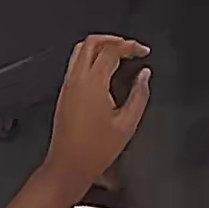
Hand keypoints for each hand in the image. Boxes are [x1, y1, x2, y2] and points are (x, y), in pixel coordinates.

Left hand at [43, 36, 150, 192]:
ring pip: (80, 50)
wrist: (67, 167)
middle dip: (114, 39)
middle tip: (131, 47)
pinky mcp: (64, 92)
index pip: (111, 51)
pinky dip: (91, 57)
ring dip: (100, 46)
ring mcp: (67, 85)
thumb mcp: (127, 124)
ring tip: (119, 53)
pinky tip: (106, 68)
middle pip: (91, 42)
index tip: (143, 51)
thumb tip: (144, 75)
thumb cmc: (96, 150)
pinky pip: (75, 63)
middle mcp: (76, 80)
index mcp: (92, 84)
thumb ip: (139, 94)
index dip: (130, 46)